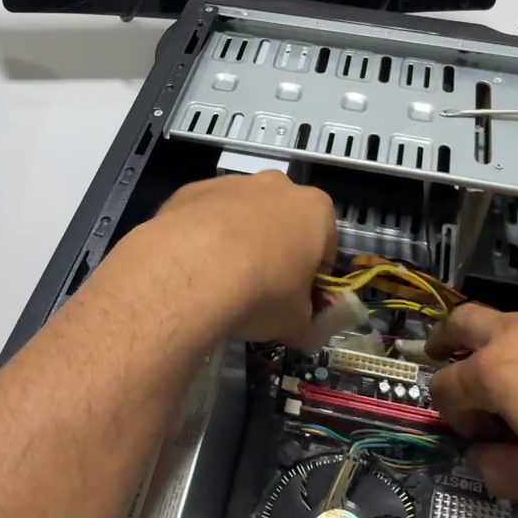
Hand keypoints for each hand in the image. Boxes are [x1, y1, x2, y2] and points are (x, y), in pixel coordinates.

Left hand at [108, 171, 334, 347]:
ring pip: (242, 214)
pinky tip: (193, 266)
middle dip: (276, 251)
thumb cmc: (262, 292)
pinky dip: (203, 236)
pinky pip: (205, 215)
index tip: (298, 298)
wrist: (193, 268)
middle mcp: (277, 186)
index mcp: (315, 210)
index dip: (313, 275)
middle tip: (260, 289)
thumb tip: (303, 333)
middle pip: (283, 221)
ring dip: (238, 240)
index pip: (325, 245)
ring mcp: (232, 183)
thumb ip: (304, 323)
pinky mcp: (192, 189)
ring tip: (220, 281)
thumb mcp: (294, 322)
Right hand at [427, 304, 517, 503]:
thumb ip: (501, 472)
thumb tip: (481, 461)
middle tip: (443, 361)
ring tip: (511, 382)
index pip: (447, 387)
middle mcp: (515, 335)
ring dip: (490, 344)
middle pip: (461, 323)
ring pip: (502, 321)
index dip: (453, 417)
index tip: (480, 441)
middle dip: (445, 343)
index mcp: (495, 373)